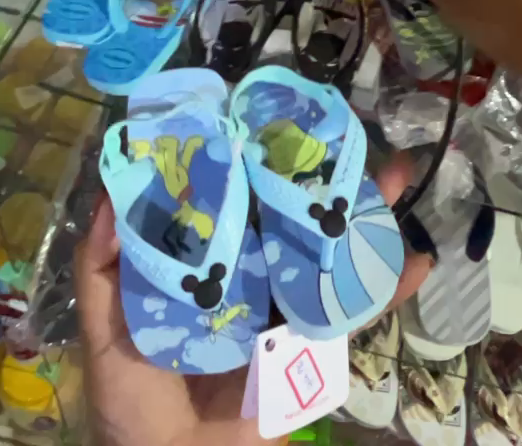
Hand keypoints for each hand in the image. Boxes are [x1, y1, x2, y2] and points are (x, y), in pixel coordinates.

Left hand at [74, 156, 431, 445]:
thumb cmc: (134, 396)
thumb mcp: (107, 327)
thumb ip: (103, 267)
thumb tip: (112, 192)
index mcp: (210, 265)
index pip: (238, 204)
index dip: (258, 165)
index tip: (277, 125)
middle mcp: (254, 276)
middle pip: (295, 218)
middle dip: (324, 180)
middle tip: (354, 138)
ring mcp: (287, 309)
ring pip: (331, 253)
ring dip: (367, 216)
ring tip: (398, 176)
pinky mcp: (311, 350)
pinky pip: (351, 316)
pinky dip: (385, 290)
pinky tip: (418, 258)